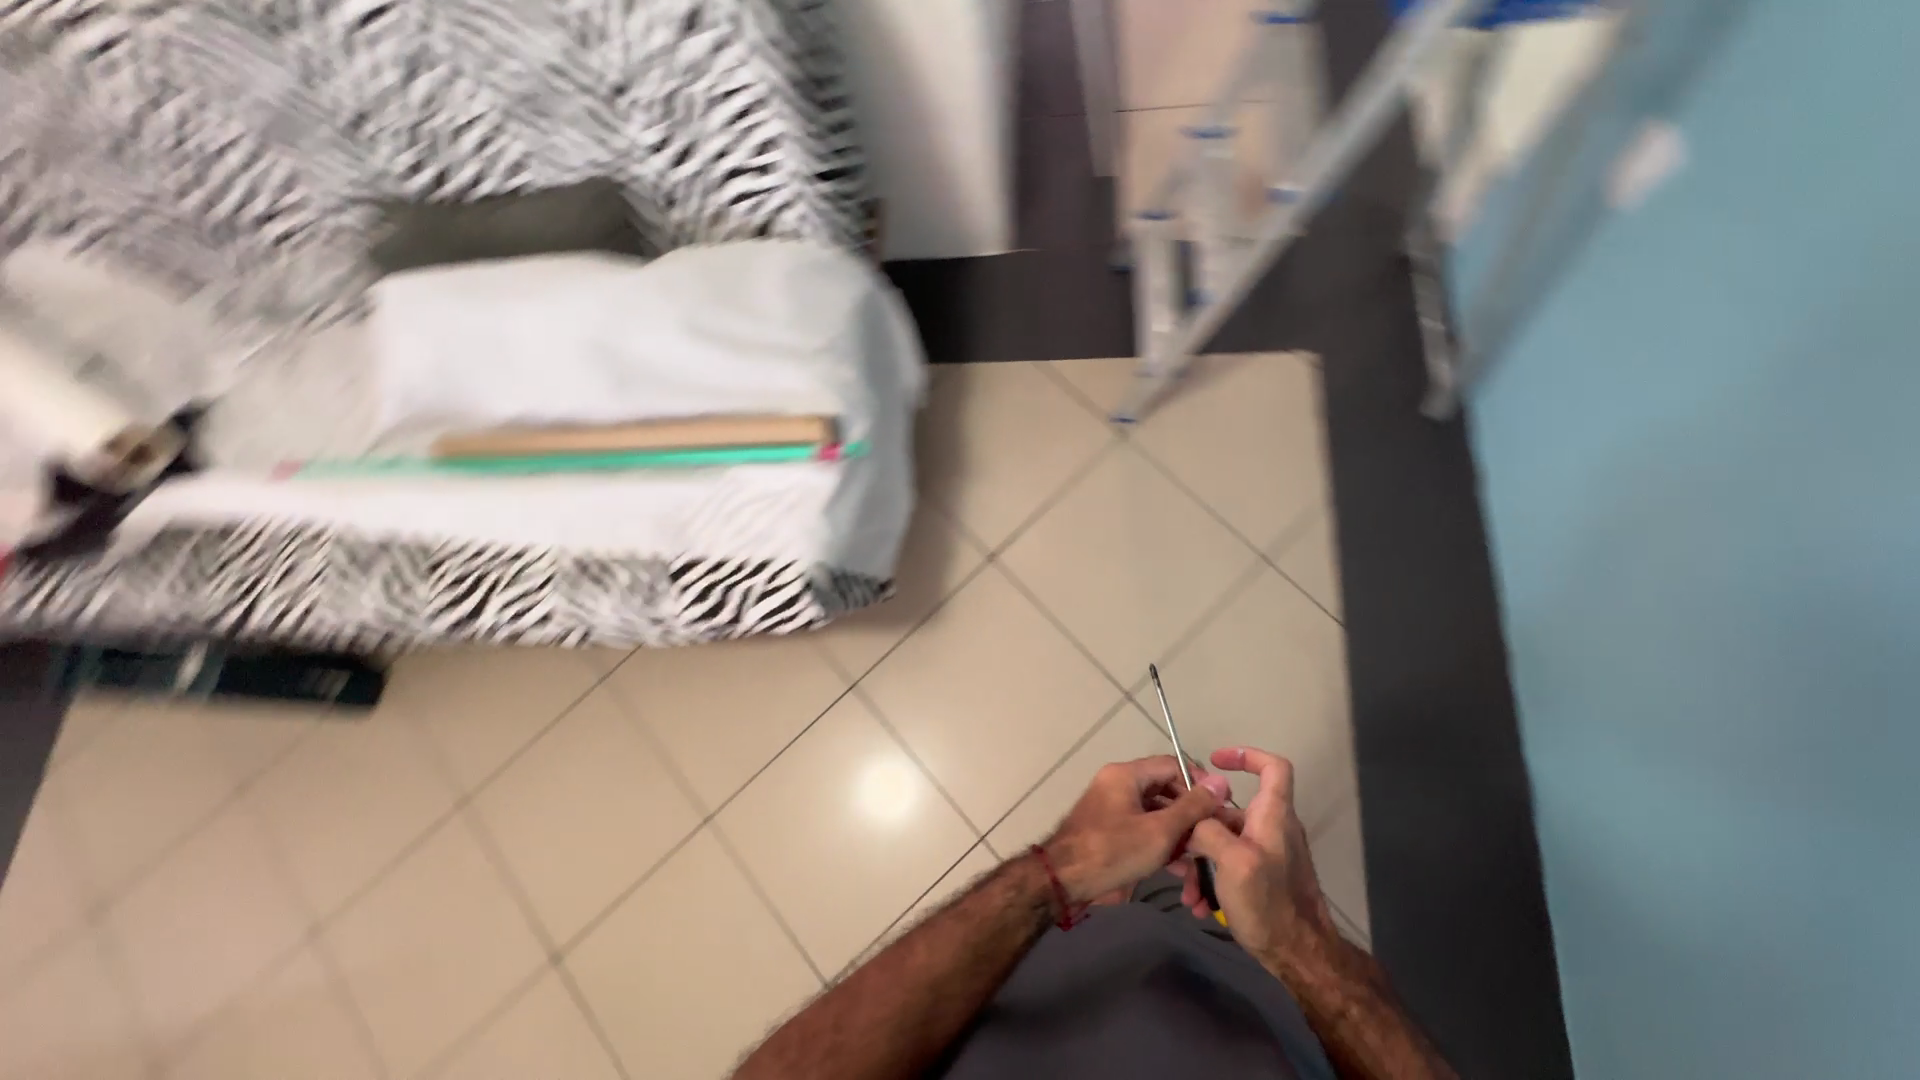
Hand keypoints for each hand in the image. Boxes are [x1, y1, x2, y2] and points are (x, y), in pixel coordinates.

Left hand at [1042, 755, 1227, 903]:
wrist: (1065, 881)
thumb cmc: (1113, 851)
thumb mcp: (1160, 831)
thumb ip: (1192, 807)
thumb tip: (1221, 781)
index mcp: (1126, 775)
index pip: (1172, 765)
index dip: (1199, 783)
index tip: (1221, 806)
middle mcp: (1118, 785)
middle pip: (1165, 790)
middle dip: (1191, 813)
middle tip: (1213, 835)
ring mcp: (1113, 808)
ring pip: (1156, 813)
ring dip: (1179, 834)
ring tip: (1200, 857)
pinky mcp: (1111, 831)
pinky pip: (1143, 829)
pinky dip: (1161, 844)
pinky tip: (1180, 869)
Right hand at [1179, 747, 1338, 966]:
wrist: (1300, 957)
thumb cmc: (1270, 903)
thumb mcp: (1234, 862)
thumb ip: (1209, 830)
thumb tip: (1192, 815)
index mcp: (1273, 815)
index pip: (1273, 767)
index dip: (1246, 755)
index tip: (1213, 762)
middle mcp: (1271, 828)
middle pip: (1230, 809)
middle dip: (1197, 823)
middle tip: (1172, 840)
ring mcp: (1265, 854)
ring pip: (1222, 840)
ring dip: (1197, 858)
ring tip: (1181, 883)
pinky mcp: (1260, 878)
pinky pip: (1227, 865)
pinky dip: (1209, 878)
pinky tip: (1195, 903)